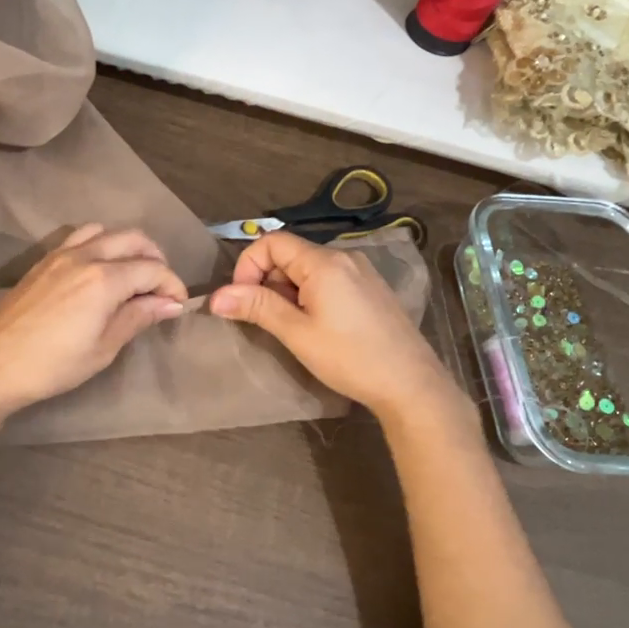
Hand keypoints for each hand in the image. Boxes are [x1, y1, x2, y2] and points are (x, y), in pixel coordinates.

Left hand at [0, 225, 188, 422]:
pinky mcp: (43, 261)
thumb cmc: (52, 366)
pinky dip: (100, 243)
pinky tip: (100, 270)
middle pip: (133, 238)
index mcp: (103, 279)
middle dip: (155, 258)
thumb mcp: (103, 348)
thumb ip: (137, 317)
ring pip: (106, 231)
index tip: (178, 305)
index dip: (172, 284)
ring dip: (127, 246)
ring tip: (133, 275)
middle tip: (161, 288)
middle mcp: (84, 256)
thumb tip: (170, 303)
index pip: (152, 268)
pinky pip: (80, 237)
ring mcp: (60, 254)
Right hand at [209, 231, 466, 429]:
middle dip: (267, 280)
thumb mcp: (297, 333)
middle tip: (265, 318)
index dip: (248, 266)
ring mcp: (361, 272)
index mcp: (324, 262)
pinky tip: (317, 325)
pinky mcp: (370, 288)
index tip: (243, 300)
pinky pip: (329, 278)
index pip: (272, 242)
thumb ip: (257, 307)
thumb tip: (216, 297)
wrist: (411, 385)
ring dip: (288, 290)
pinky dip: (310, 294)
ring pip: (308, 268)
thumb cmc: (350, 358)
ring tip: (291, 326)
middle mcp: (344, 257)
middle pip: (290, 253)